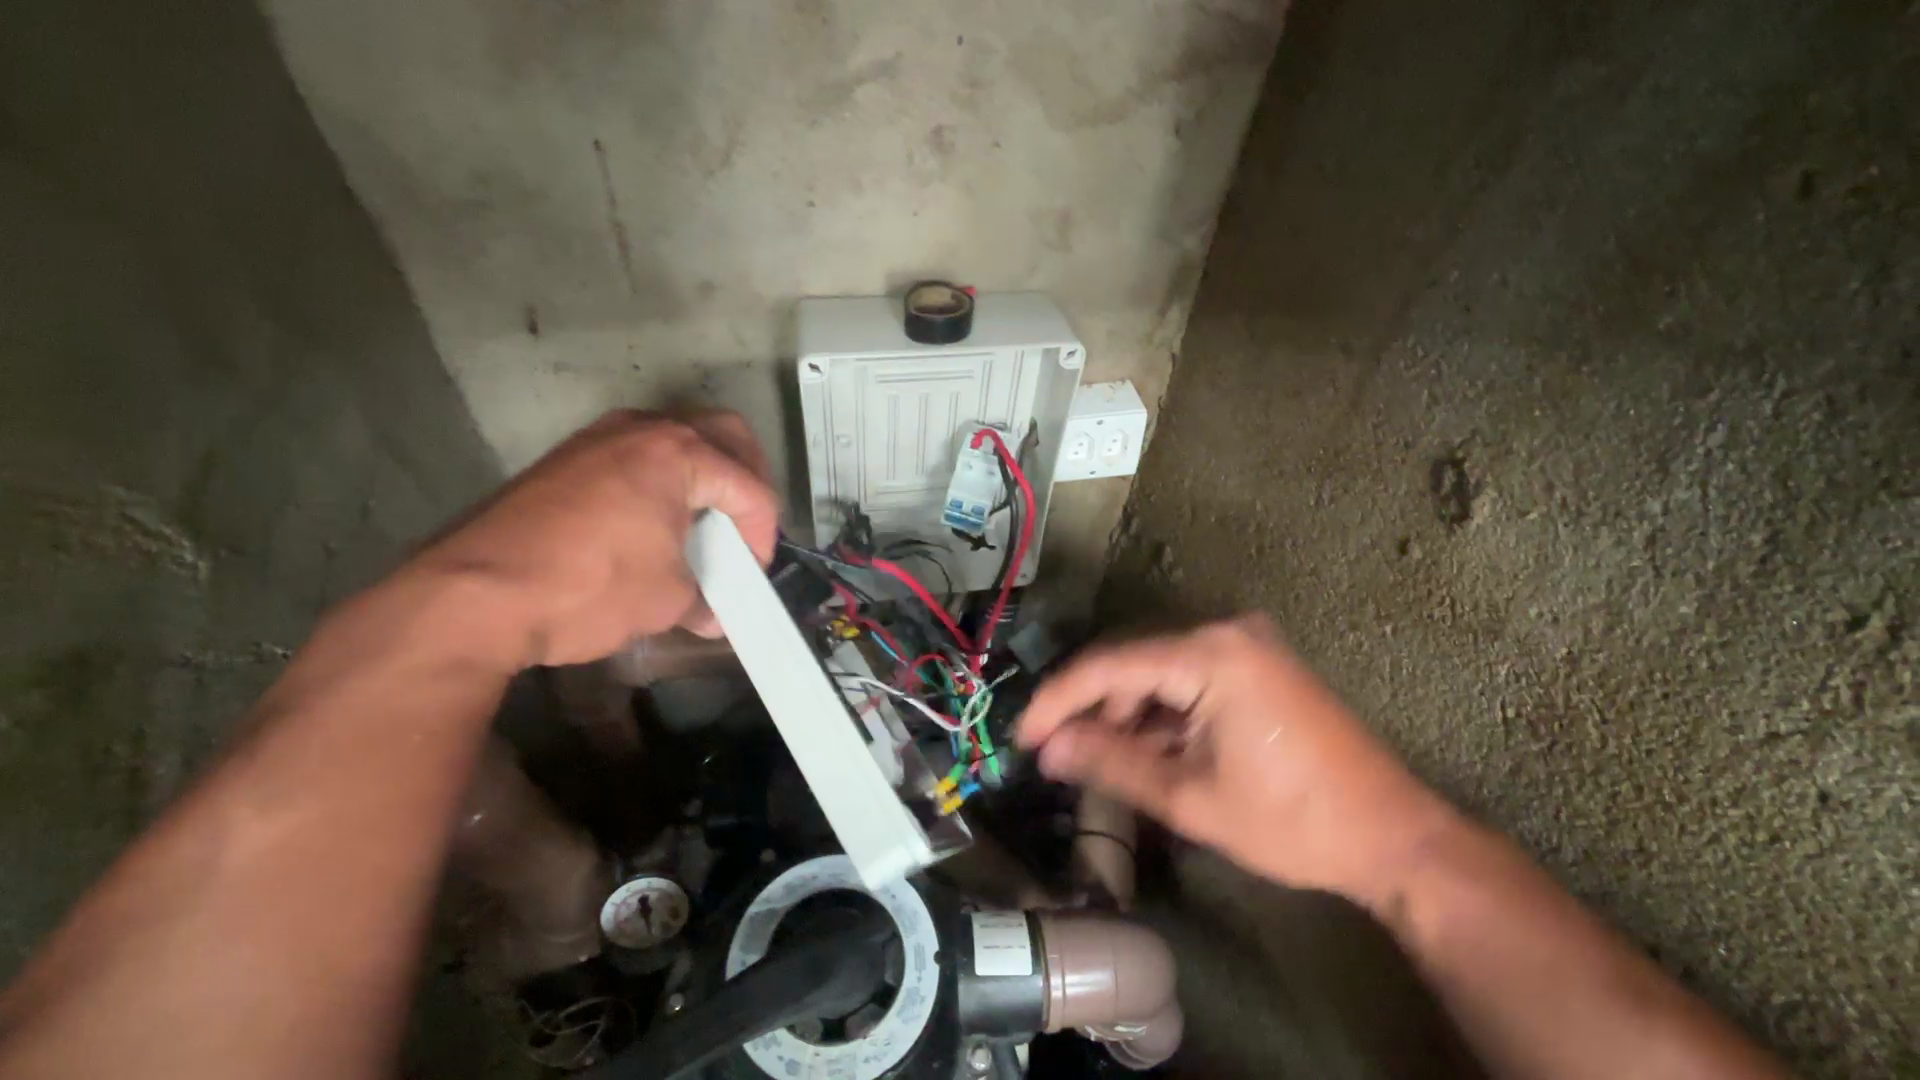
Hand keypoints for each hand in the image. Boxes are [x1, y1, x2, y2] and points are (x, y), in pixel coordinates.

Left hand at [409, 409, 778, 669]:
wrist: (476, 594)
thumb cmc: (590, 588)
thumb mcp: (665, 600)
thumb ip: (703, 600)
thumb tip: (713, 616)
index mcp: (678, 453)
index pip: (748, 486)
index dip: (764, 532)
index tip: (757, 571)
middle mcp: (641, 430)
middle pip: (722, 436)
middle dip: (746, 479)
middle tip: (746, 525)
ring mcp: (597, 440)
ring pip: (673, 440)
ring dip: (700, 476)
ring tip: (700, 526)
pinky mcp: (565, 461)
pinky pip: (632, 457)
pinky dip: (658, 483)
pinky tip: (649, 527)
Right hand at [1015, 617, 1458, 905]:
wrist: (1392, 836)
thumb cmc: (1292, 823)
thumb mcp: (1190, 798)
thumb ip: (1111, 764)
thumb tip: (1048, 749)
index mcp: (1211, 655)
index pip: (1109, 667)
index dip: (1057, 701)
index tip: (1020, 736)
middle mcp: (1227, 632)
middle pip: (1132, 664)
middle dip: (1090, 710)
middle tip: (1053, 754)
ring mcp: (1247, 646)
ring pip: (1158, 673)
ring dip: (1125, 715)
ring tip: (1097, 763)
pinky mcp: (1258, 666)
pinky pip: (1189, 680)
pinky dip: (1160, 715)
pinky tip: (1144, 753)